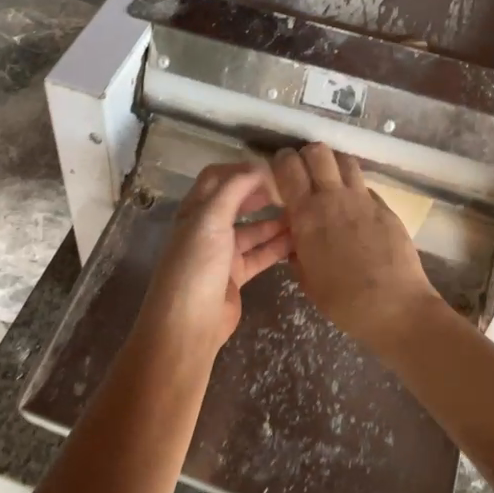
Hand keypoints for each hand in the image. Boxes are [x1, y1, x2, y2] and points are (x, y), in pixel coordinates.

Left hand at [136, 163, 291, 360]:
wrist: (189, 325)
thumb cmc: (196, 265)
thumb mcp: (211, 219)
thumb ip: (234, 190)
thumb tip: (258, 168)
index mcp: (194, 210)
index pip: (217, 178)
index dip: (242, 170)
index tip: (271, 169)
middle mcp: (206, 228)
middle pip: (236, 203)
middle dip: (261, 194)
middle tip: (291, 190)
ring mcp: (221, 253)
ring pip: (253, 230)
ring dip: (275, 221)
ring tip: (304, 214)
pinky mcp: (236, 276)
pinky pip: (260, 254)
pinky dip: (278, 247)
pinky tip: (300, 240)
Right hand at [272, 144, 443, 350]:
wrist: (394, 306)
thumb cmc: (343, 301)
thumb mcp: (307, 280)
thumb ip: (297, 252)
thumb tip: (296, 239)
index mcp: (306, 215)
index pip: (289, 167)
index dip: (282, 160)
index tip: (280, 167)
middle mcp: (333, 198)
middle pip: (318, 152)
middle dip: (308, 154)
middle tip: (305, 169)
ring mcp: (362, 199)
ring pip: (345, 160)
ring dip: (334, 164)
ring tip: (331, 179)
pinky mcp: (385, 206)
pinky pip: (365, 186)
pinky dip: (355, 188)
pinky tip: (355, 207)